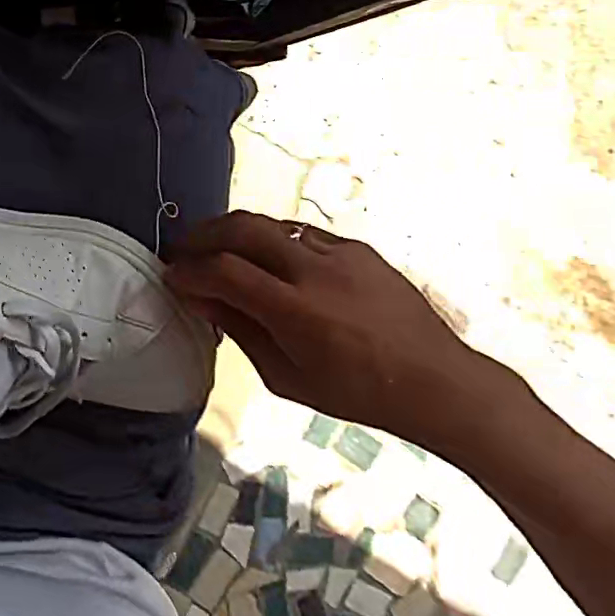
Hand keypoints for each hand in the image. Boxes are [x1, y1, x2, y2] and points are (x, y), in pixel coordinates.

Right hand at [166, 211, 508, 451]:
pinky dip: (267, 239)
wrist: (443, 384)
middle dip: (200, 236)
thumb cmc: (358, 393)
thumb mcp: (285, 376)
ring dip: (230, 232)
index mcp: (298, 312)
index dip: (188, 271)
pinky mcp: (356, 248)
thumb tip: (197, 297)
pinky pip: (297, 232)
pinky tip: (262, 258)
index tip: (171, 278)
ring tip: (214, 249)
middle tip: (182, 251)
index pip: (223, 271)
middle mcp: (317, 272)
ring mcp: (340, 254)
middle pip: (240, 229)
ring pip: (266, 223)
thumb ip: (238, 329)